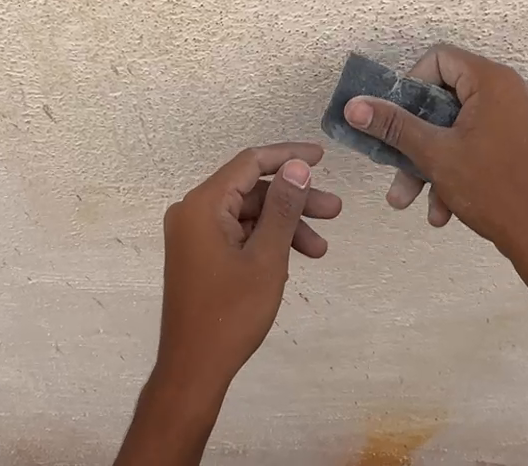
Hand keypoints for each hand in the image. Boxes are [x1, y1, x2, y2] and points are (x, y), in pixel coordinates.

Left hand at [154, 142, 340, 390]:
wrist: (193, 370)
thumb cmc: (230, 314)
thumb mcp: (267, 258)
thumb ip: (283, 207)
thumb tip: (297, 166)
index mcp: (203, 204)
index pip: (250, 163)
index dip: (288, 157)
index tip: (322, 158)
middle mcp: (193, 210)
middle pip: (251, 190)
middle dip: (293, 199)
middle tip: (334, 210)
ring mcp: (193, 233)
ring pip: (247, 214)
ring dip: (283, 225)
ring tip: (320, 249)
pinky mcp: (198, 253)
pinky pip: (237, 233)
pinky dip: (265, 241)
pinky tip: (292, 259)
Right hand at [343, 45, 527, 263]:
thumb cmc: (493, 190)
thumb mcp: (433, 153)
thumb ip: (392, 125)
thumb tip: (354, 106)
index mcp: (493, 81)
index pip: (439, 59)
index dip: (410, 85)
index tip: (397, 117)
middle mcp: (510, 90)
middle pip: (444, 97)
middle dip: (414, 136)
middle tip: (393, 161)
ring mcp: (518, 116)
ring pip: (457, 126)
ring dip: (429, 159)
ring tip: (409, 199)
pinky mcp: (520, 140)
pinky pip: (476, 140)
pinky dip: (454, 166)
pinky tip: (440, 208)